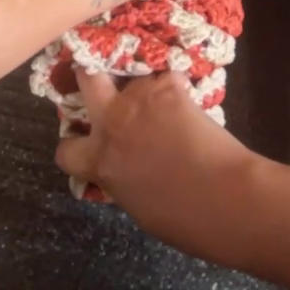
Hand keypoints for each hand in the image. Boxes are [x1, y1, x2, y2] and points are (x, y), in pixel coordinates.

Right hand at [54, 70, 259, 250]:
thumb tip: (123, 168)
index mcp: (100, 161)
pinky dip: (174, 84)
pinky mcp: (168, 88)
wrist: (223, 197)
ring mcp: (138, 100)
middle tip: (102, 81)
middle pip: (87, 78)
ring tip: (158, 92)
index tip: (86, 141)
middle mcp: (111, 123)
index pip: (65, 150)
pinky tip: (187, 95)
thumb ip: (119, 177)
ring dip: (140, 82)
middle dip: (89, 75)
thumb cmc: (183, 218)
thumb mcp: (136, 204)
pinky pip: (166, 76)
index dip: (75, 144)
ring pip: (130, 72)